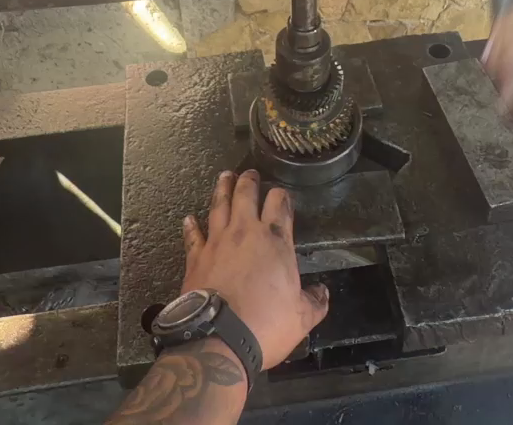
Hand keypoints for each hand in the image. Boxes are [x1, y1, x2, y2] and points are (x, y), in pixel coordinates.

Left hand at [181, 170, 328, 367]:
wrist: (219, 339)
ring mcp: (218, 242)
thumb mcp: (302, 318)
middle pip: (246, 195)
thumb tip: (323, 292)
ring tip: (224, 176)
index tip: (283, 194)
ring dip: (222, 189)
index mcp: (275, 241)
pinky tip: (189, 218)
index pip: (280, 204)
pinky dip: (191, 225)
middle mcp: (245, 232)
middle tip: (249, 172)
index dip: (282, 195)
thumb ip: (315, 302)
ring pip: (219, 205)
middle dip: (249, 181)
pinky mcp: (196, 257)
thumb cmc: (266, 325)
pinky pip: (193, 235)